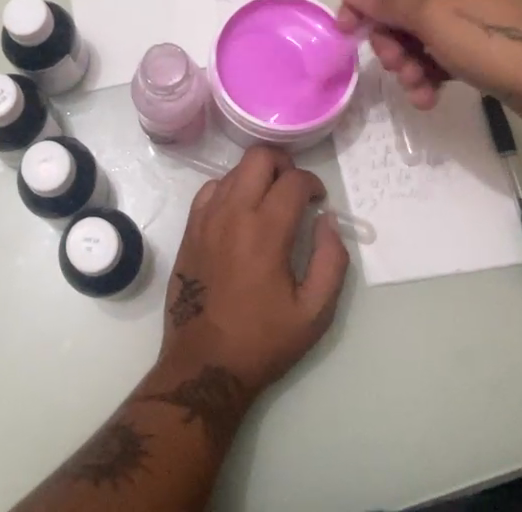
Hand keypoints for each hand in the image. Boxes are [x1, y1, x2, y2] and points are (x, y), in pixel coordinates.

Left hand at [160, 146, 348, 396]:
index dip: (313, 184)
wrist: (205, 363)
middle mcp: (232, 214)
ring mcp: (205, 219)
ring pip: (233, 170)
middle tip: (296, 190)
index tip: (320, 202)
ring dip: (257, 176)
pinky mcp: (189, 230)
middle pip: (258, 158)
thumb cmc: (263, 340)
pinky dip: (230, 189)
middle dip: (284, 164)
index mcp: (266, 232)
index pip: (293, 181)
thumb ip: (332, 260)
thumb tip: (328, 222)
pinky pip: (209, 189)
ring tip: (270, 201)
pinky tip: (240, 212)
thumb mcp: (315, 312)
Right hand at [336, 0, 521, 122]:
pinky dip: (428, 75)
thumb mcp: (432, 15)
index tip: (347, 30)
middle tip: (393, 65)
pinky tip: (429, 98)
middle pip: (400, 7)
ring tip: (415, 87)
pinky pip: (439, 57)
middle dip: (388, 39)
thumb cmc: (493, 39)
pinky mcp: (481, 49)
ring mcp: (470, 18)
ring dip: (406, 63)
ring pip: (417, 36)